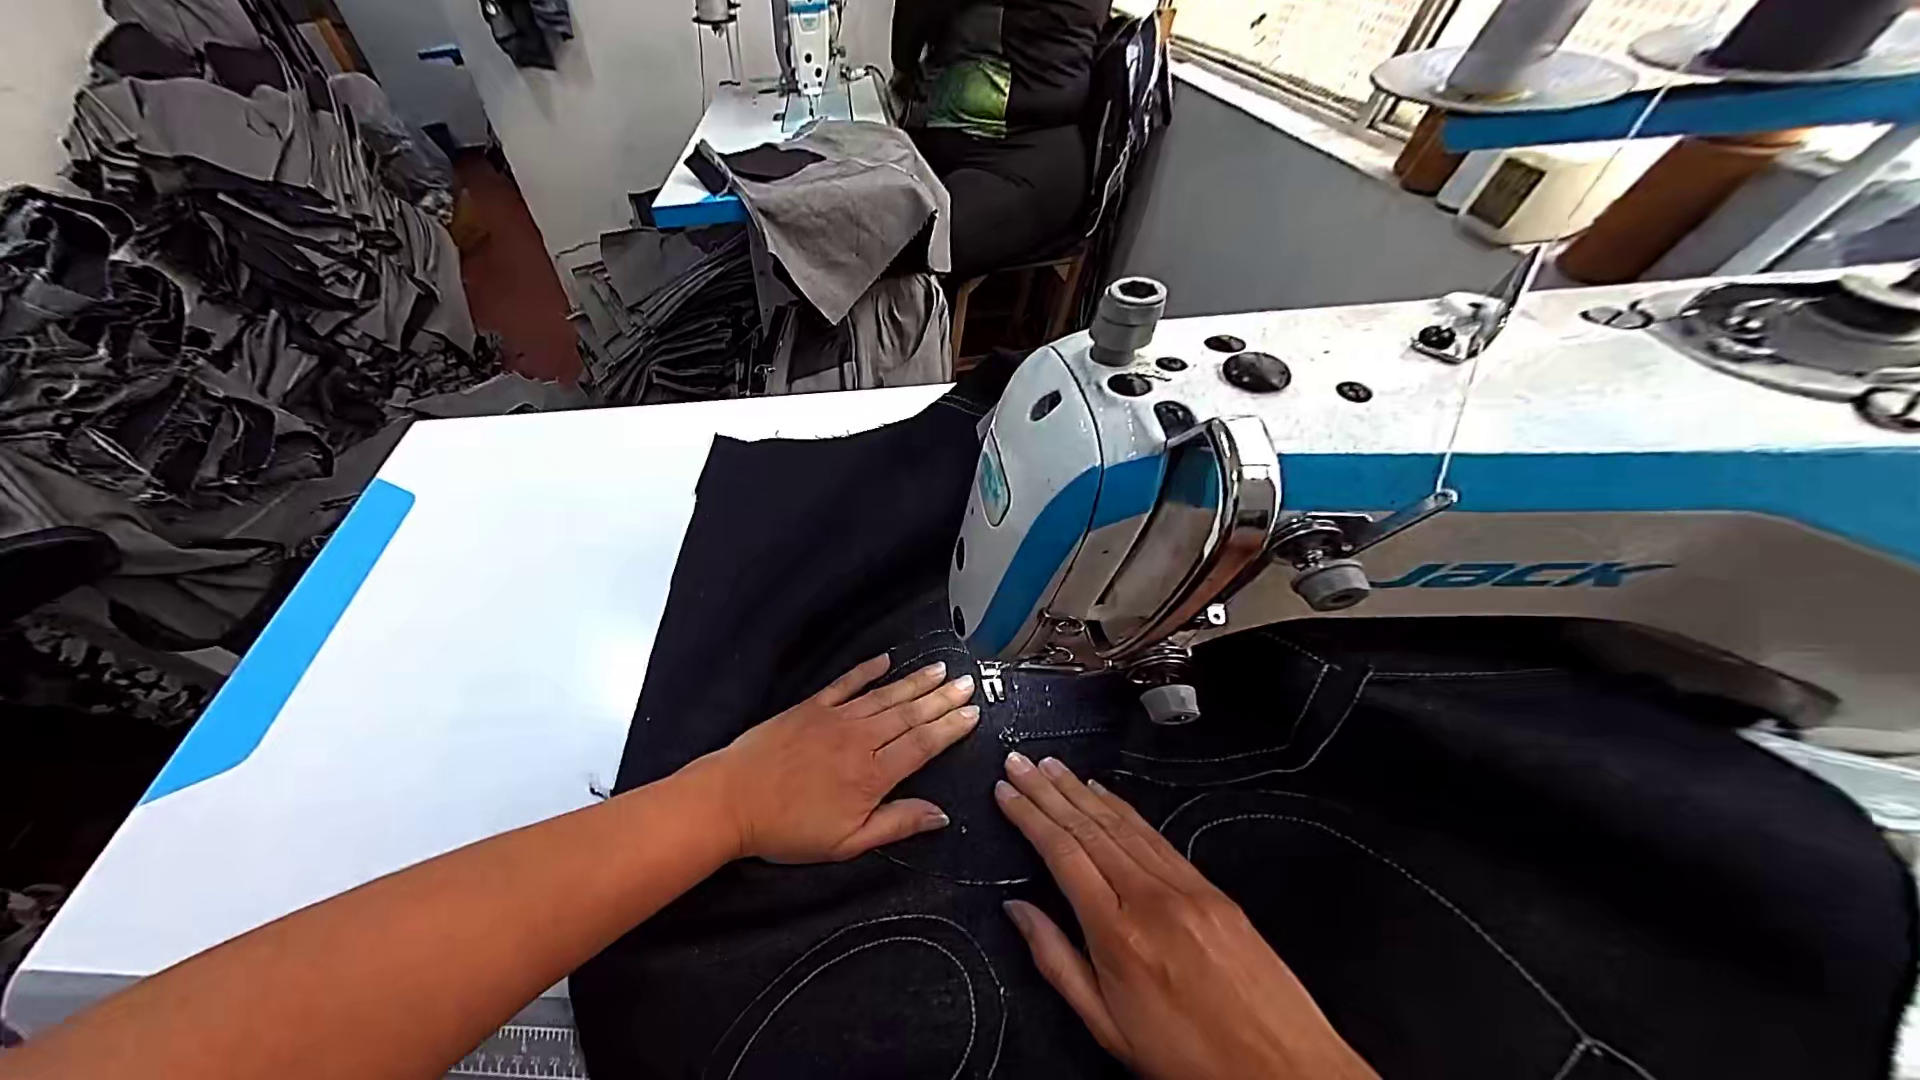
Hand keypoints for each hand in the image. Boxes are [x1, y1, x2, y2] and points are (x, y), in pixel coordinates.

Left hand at [695, 655, 978, 862]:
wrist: (731, 800)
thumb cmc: (787, 829)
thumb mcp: (846, 843)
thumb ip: (896, 824)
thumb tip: (939, 815)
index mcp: (872, 774)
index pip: (923, 744)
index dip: (950, 728)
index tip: (972, 713)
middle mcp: (860, 739)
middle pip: (911, 714)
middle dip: (943, 698)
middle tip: (967, 683)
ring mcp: (836, 717)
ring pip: (886, 695)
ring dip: (916, 681)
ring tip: (941, 669)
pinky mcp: (813, 706)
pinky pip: (847, 683)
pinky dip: (867, 671)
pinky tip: (886, 660)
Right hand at [995, 754, 1377, 1079]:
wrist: (1287, 1072)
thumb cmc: (1193, 1059)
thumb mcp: (1107, 1026)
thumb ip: (1055, 960)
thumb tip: (1017, 910)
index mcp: (1117, 933)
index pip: (1061, 852)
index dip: (1028, 815)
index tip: (1006, 792)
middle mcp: (1149, 897)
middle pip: (1086, 825)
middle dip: (1046, 788)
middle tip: (1019, 762)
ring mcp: (1183, 885)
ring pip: (1118, 822)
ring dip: (1079, 788)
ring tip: (1051, 766)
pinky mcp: (1208, 885)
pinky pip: (1153, 833)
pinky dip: (1121, 807)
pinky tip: (1103, 792)